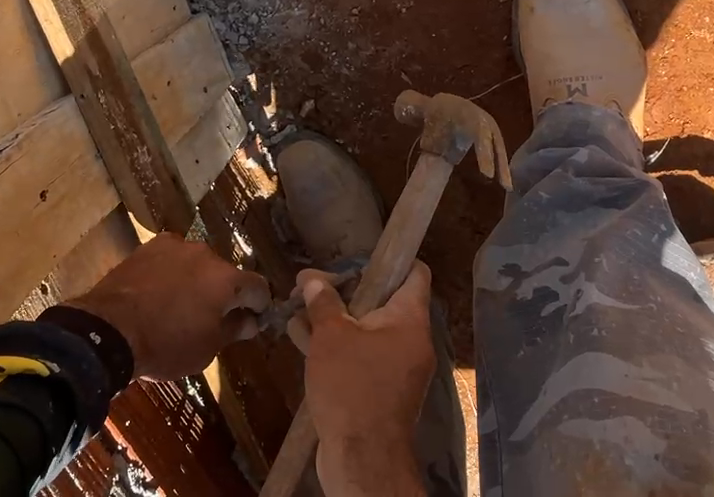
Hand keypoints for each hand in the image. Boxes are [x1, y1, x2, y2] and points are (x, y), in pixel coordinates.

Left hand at [67, 233, 269, 380]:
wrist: (108, 330)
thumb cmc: (166, 345)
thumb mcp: (206, 348)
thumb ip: (233, 329)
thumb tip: (250, 320)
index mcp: (226, 279)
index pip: (258, 287)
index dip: (260, 305)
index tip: (253, 320)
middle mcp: (206, 254)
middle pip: (226, 273)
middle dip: (224, 294)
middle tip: (211, 318)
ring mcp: (176, 246)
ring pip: (197, 264)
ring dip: (196, 281)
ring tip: (179, 305)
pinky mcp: (149, 246)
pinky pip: (171, 259)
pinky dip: (172, 272)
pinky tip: (158, 292)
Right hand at [292, 262, 435, 496]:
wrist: (361, 460)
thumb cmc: (352, 387)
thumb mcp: (331, 337)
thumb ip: (324, 303)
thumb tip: (314, 281)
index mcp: (409, 320)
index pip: (415, 273)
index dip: (391, 258)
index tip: (360, 253)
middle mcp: (409, 341)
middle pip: (382, 300)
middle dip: (344, 290)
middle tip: (312, 282)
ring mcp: (395, 368)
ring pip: (364, 329)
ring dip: (332, 318)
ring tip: (298, 304)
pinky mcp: (379, 390)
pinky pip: (359, 355)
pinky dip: (335, 345)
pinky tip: (300, 335)